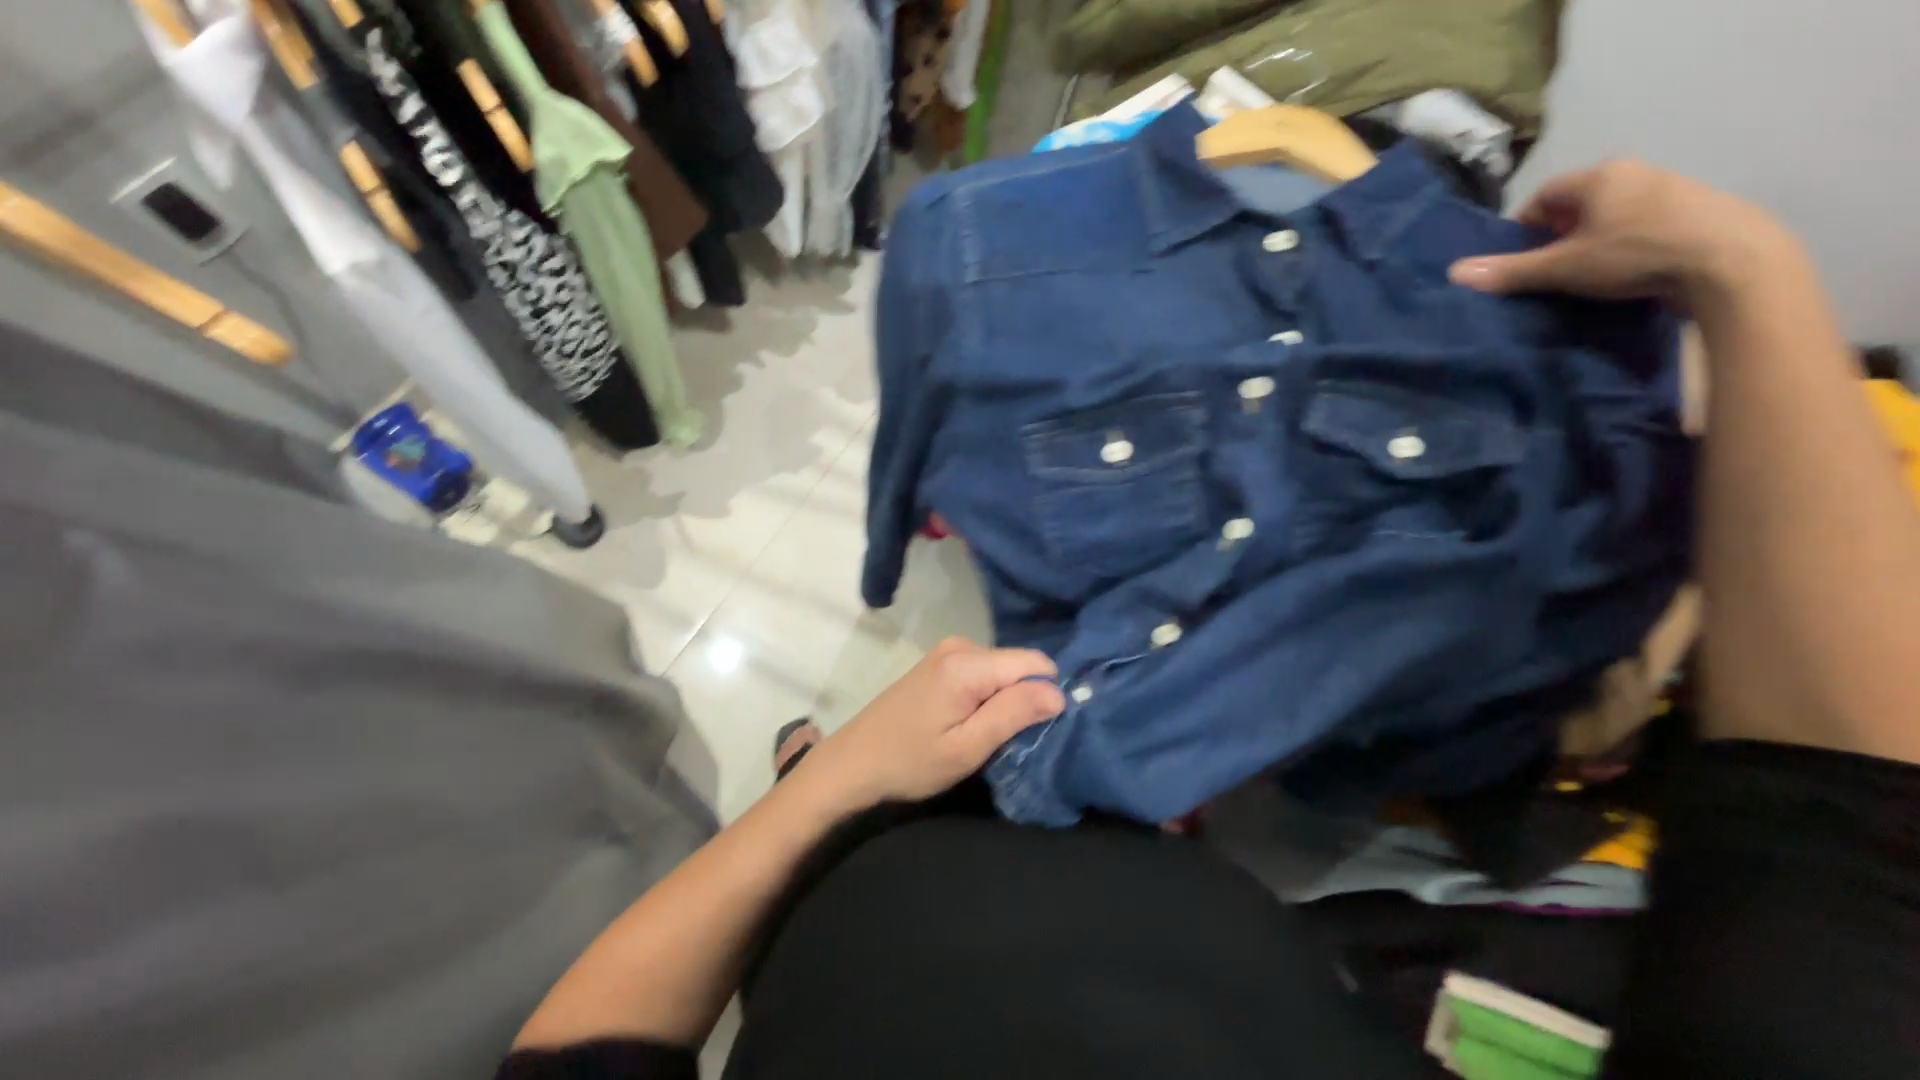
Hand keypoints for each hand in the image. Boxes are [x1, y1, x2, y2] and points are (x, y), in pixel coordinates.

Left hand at [800, 637, 1064, 807]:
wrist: (853, 763)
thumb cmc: (910, 762)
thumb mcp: (967, 747)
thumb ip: (1013, 714)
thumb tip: (1058, 692)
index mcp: (968, 663)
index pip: (1035, 663)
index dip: (1045, 695)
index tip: (1036, 730)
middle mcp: (960, 645)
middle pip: (1018, 665)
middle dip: (1023, 699)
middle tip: (1006, 740)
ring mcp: (947, 652)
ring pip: (1003, 671)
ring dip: (1004, 701)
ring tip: (985, 735)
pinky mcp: (940, 663)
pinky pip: (984, 673)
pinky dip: (987, 697)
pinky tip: (969, 723)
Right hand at [1448, 160, 1802, 306]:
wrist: (1732, 261)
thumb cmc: (1637, 253)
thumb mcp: (1563, 267)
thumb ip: (1511, 271)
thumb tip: (1455, 273)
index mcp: (1601, 176)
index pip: (1545, 196)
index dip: (1525, 228)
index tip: (1520, 260)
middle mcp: (1635, 173)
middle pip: (1579, 206)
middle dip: (1559, 238)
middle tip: (1550, 274)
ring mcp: (1671, 191)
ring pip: (1613, 218)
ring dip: (1594, 244)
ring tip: (1587, 280)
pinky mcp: (1697, 214)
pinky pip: (1644, 228)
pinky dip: (1627, 249)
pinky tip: (1628, 276)